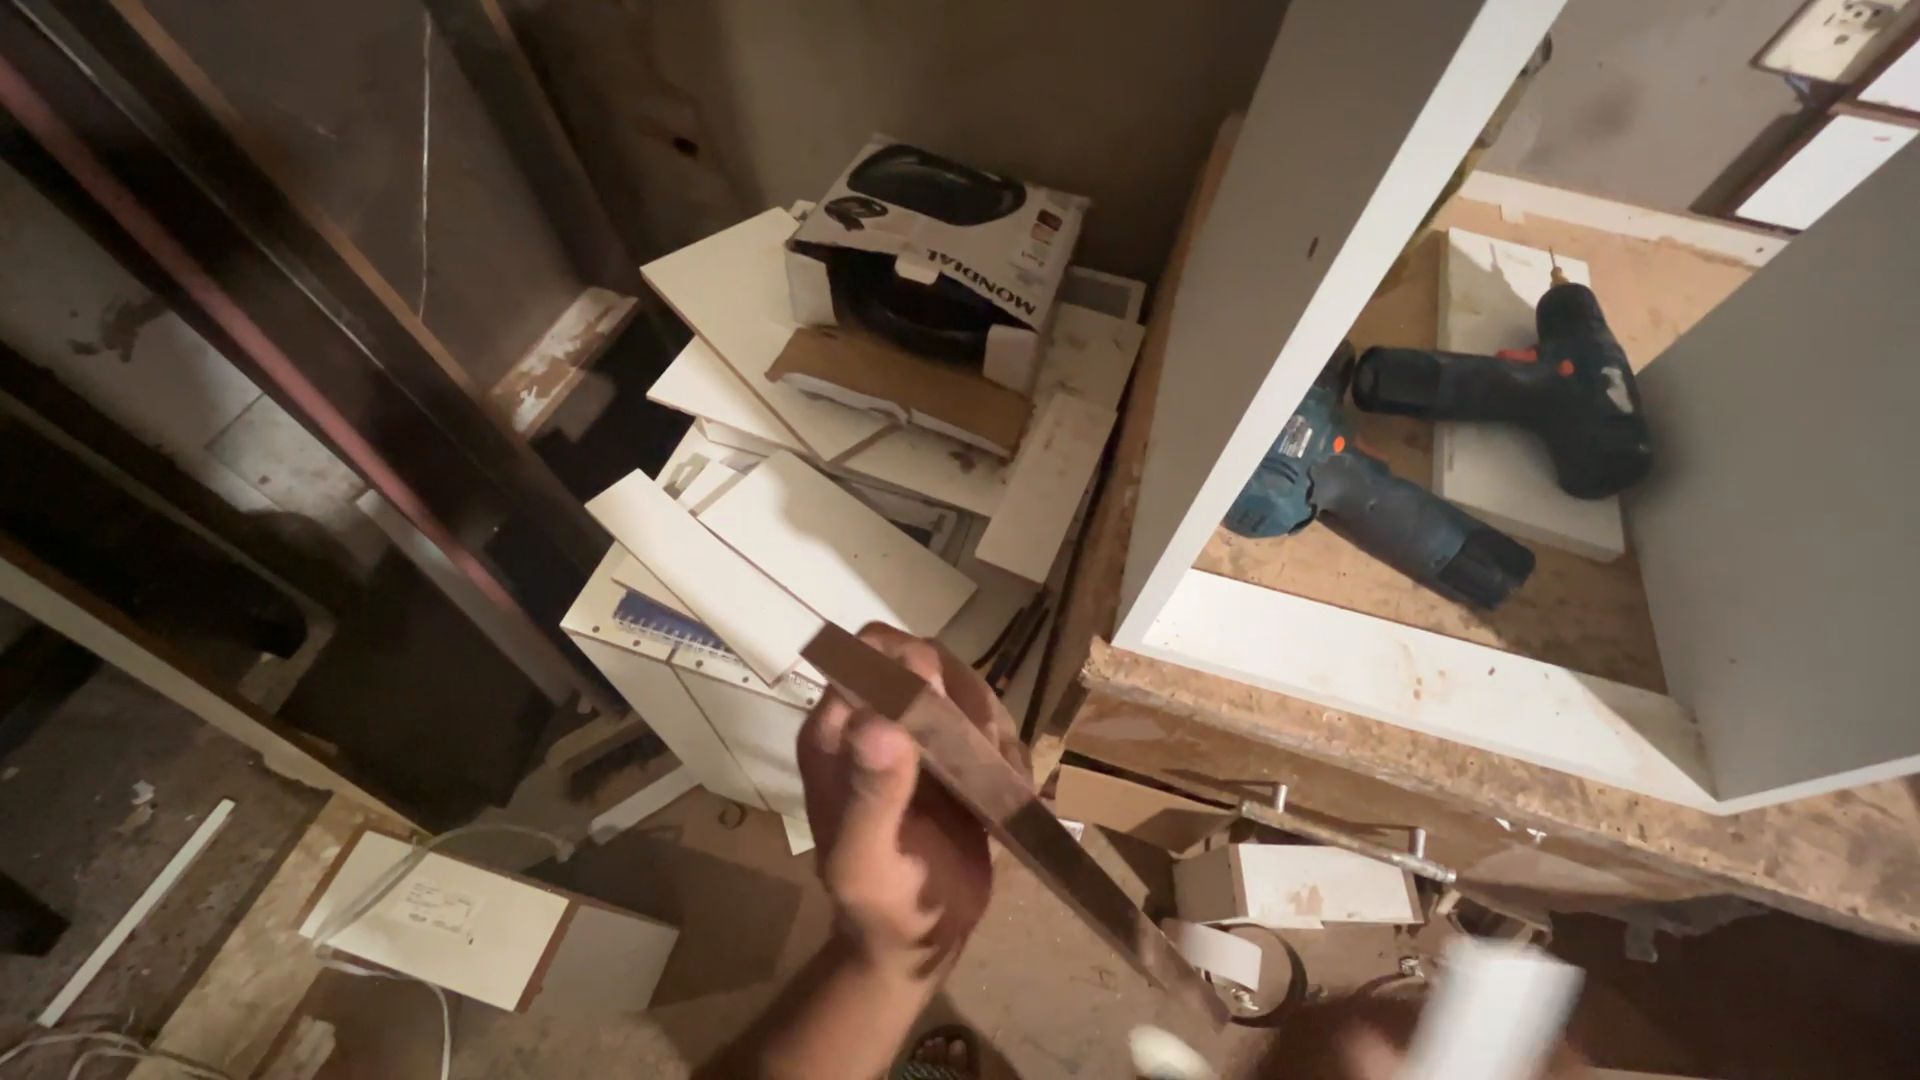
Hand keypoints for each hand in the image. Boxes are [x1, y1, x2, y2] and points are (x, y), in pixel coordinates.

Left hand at [796, 624, 1017, 979]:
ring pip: (962, 683)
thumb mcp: (866, 859)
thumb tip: (879, 723)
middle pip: (922, 657)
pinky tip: (1008, 783)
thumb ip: (871, 793)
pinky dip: (1006, 743)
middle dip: (960, 693)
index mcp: (836, 732)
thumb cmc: (881, 902)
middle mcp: (874, 717)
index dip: (906, 663)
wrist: (921, 936)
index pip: (864, 656)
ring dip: (989, 720)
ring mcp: (917, 730)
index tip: (945, 702)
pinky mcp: (954, 747)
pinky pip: (989, 717)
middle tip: (982, 741)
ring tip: (997, 772)